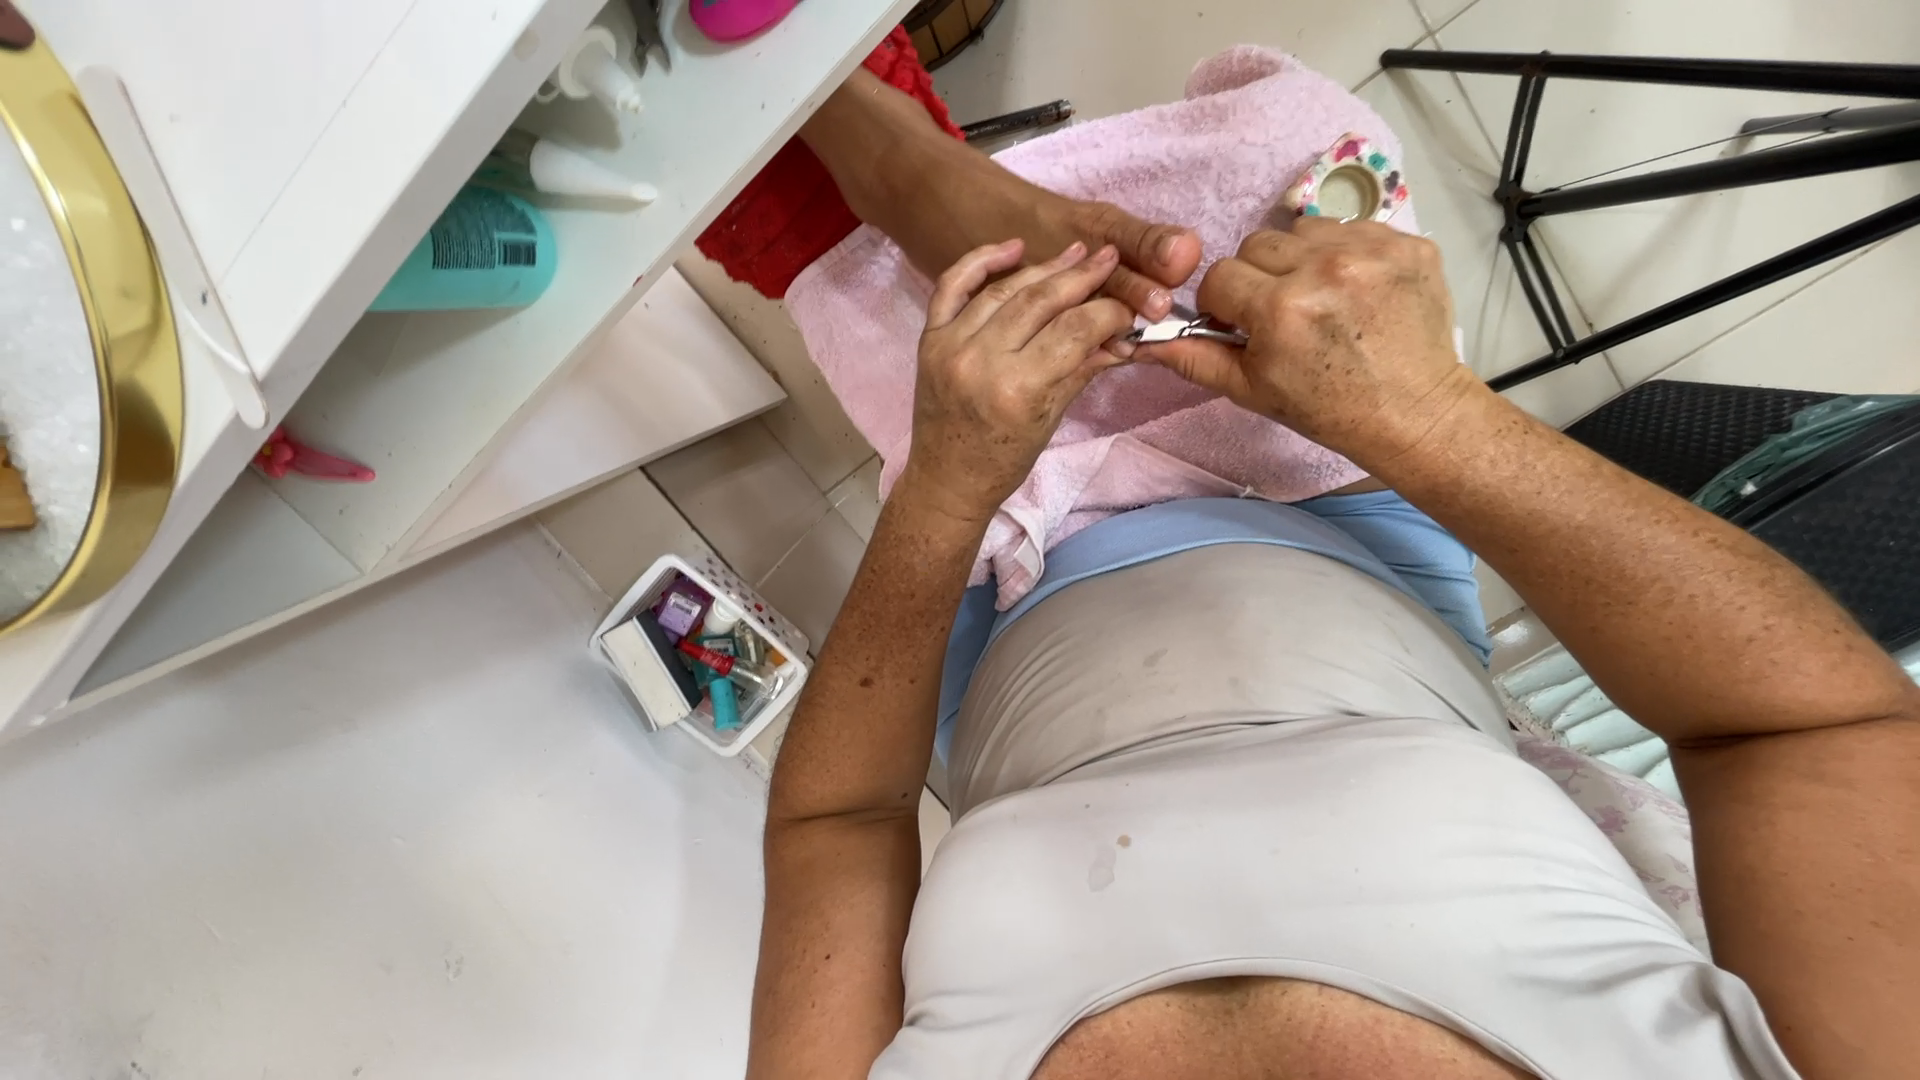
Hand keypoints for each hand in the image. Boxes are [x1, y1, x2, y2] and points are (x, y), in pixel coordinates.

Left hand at [901, 239, 1135, 524]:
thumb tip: (1126, 337)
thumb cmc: (1003, 460)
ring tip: (1076, 253)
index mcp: (1016, 390)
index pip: (1073, 331)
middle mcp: (980, 361)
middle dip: (1081, 277)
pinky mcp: (928, 339)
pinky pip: (951, 286)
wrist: (946, 480)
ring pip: (1003, 289)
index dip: (1107, 312)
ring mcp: (949, 346)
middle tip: (1110, 259)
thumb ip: (1083, 370)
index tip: (1129, 304)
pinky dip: (980, 262)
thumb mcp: (1050, 419)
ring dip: (1042, 267)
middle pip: (1040, 301)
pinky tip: (1013, 247)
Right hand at [1137, 218, 1485, 470]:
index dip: (1222, 304)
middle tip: (1279, 313)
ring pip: (1302, 230)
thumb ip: (1194, 358)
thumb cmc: (1324, 407)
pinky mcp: (1409, 243)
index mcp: (1280, 308)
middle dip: (1257, 277)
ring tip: (1318, 298)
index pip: (1219, 275)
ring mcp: (1372, 250)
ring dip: (1299, 260)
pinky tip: (1353, 292)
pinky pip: (1351, 228)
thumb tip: (1145, 342)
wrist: (1410, 411)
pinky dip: (1343, 255)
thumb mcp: (1249, 390)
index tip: (1240, 325)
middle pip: (1256, 244)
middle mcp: (1324, 268)